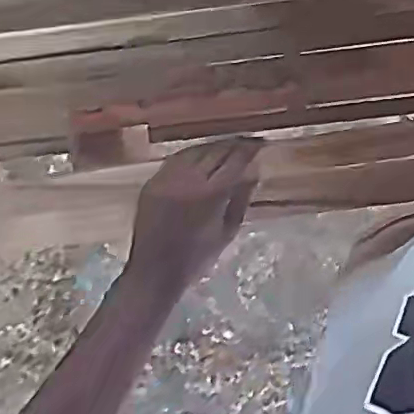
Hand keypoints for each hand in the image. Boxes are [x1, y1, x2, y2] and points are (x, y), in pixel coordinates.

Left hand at [125, 137, 261, 292]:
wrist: (154, 271)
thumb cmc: (198, 255)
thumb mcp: (229, 229)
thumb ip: (242, 196)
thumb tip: (254, 170)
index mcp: (210, 194)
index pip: (236, 159)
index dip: (250, 148)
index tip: (261, 143)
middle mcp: (188, 180)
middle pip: (216, 150)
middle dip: (235, 143)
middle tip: (248, 142)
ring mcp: (166, 179)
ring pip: (196, 150)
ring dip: (215, 145)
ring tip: (228, 145)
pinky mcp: (152, 182)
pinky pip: (176, 159)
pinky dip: (193, 153)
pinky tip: (202, 155)